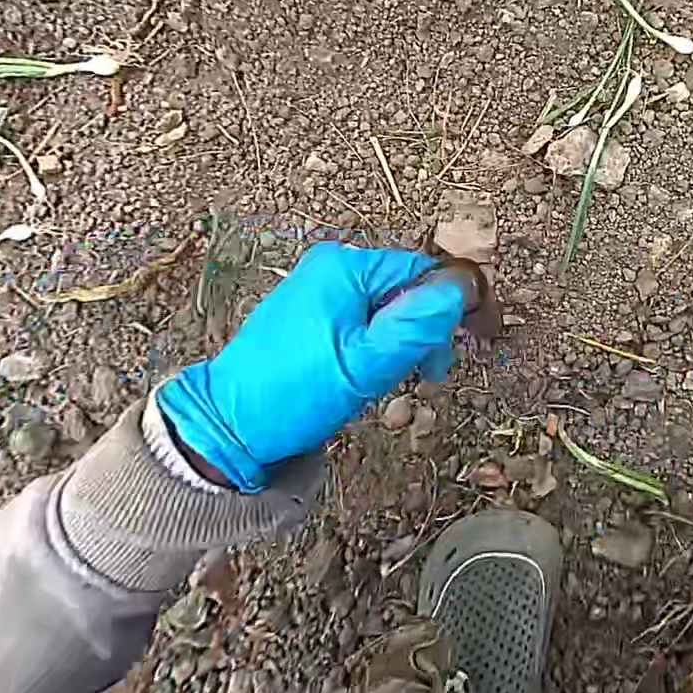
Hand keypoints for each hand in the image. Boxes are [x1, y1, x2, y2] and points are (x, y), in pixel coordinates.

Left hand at [157, 242, 468, 491]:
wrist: (228, 427)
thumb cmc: (296, 393)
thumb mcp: (367, 362)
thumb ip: (419, 323)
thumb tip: (462, 286)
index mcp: (347, 266)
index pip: (422, 271)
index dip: (450, 306)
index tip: (464, 343)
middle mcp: (333, 265)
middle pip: (406, 286)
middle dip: (424, 327)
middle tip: (429, 371)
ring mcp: (320, 285)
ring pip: (387, 303)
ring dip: (403, 338)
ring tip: (396, 376)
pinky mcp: (313, 308)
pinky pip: (364, 315)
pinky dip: (379, 340)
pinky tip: (372, 370)